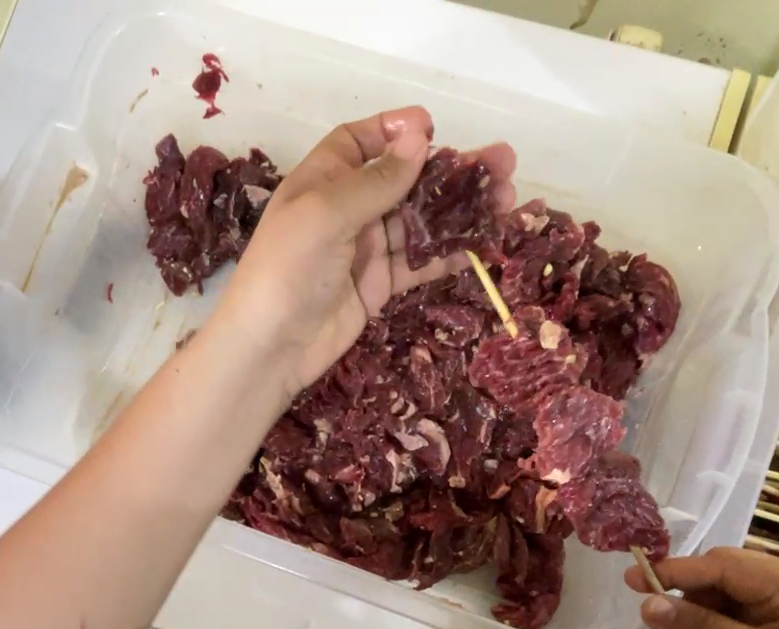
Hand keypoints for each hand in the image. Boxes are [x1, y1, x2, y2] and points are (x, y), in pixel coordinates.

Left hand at [211, 106, 516, 403]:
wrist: (271, 348)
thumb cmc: (287, 271)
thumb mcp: (326, 215)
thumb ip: (376, 181)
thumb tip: (420, 137)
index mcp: (324, 180)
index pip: (362, 141)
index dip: (397, 131)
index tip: (435, 130)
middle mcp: (347, 209)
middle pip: (406, 180)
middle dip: (452, 172)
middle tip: (504, 166)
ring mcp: (365, 249)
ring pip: (421, 221)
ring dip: (462, 211)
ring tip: (507, 199)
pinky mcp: (379, 286)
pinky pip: (420, 263)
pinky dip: (449, 254)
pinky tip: (483, 245)